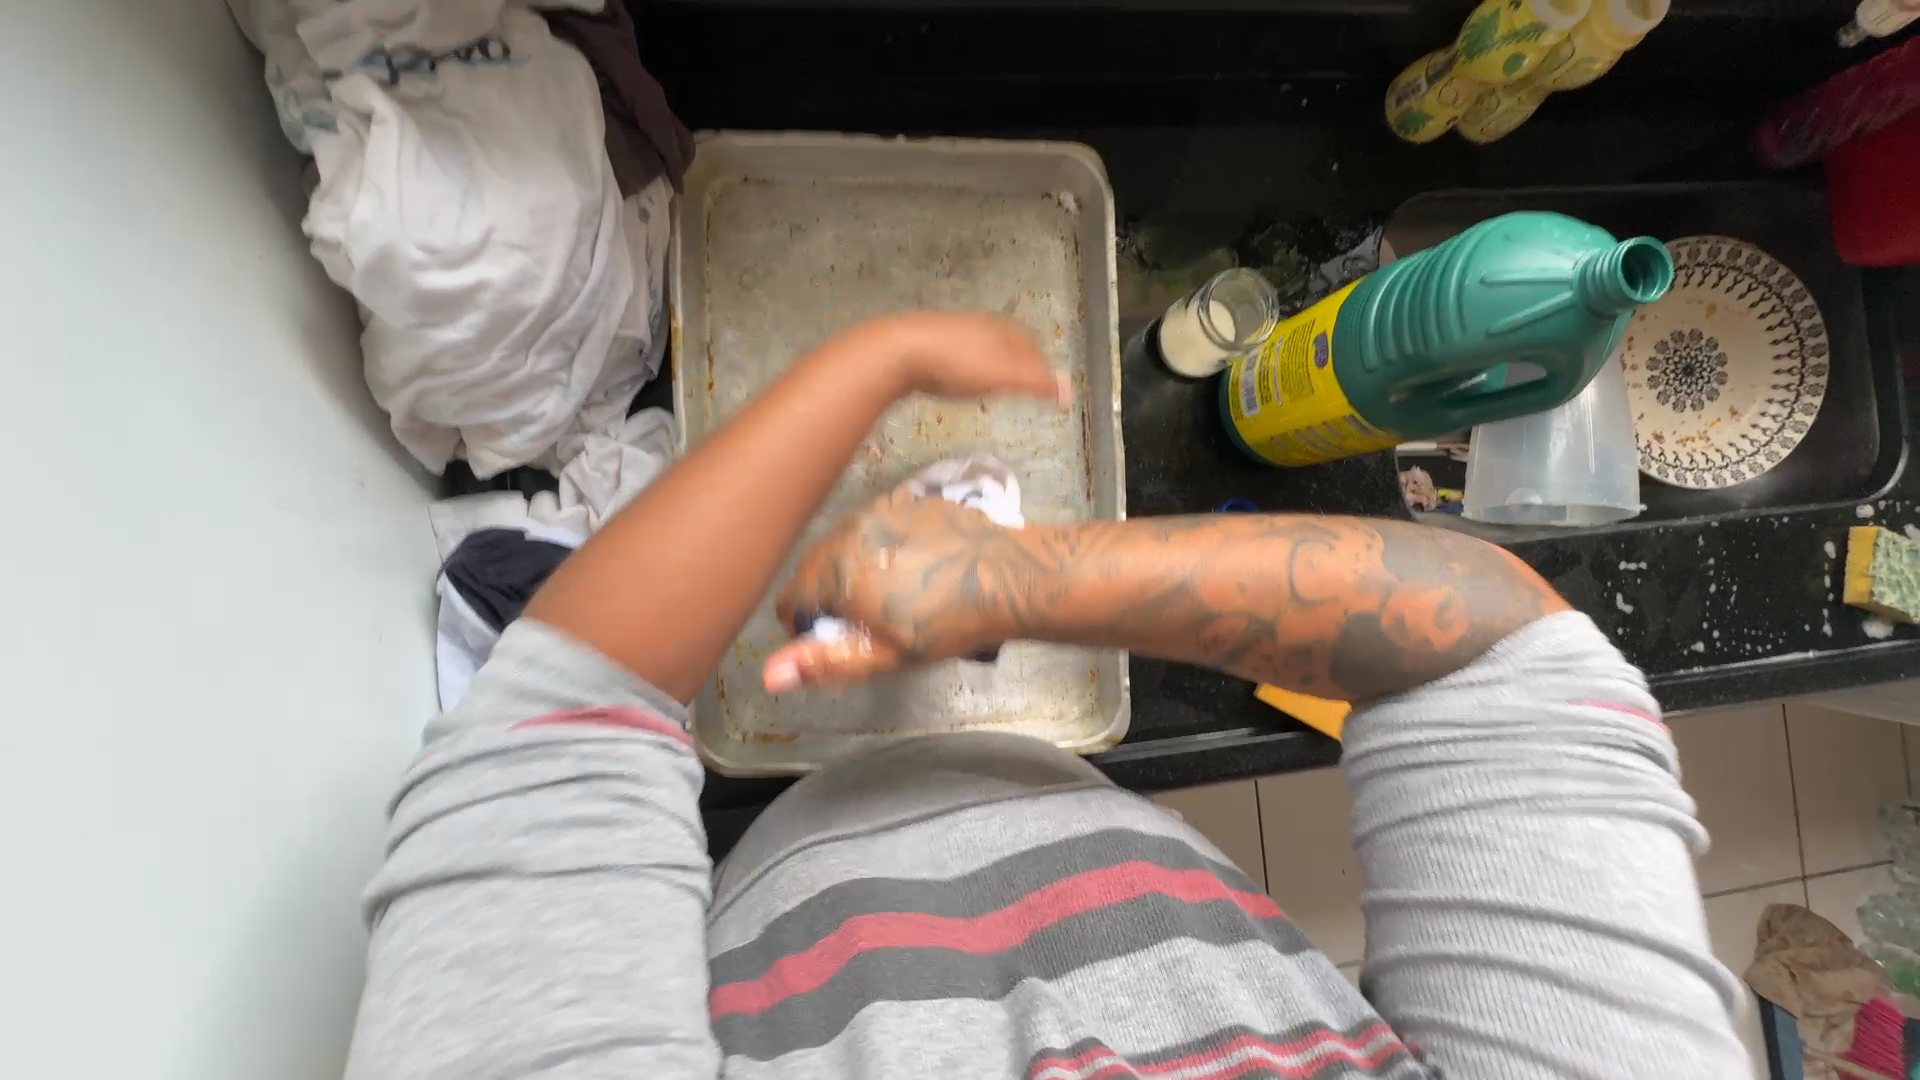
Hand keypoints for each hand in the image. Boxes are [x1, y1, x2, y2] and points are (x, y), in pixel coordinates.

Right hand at [761, 488, 1041, 692]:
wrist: (1008, 576)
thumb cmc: (948, 623)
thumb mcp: (886, 655)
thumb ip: (825, 662)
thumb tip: (769, 675)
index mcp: (837, 569)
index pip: (790, 598)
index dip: (802, 627)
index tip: (832, 640)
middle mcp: (850, 530)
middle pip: (812, 567)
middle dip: (825, 596)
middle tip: (861, 622)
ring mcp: (880, 510)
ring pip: (842, 544)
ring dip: (850, 568)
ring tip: (887, 594)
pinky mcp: (906, 501)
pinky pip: (874, 526)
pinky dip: (878, 547)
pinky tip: (910, 567)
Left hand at [849, 311, 1071, 406]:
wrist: (899, 352)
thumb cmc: (957, 364)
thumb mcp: (1004, 376)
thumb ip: (1037, 383)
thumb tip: (1070, 392)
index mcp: (1001, 330)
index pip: (1030, 345)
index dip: (1039, 365)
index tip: (1042, 384)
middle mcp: (979, 325)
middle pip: (1006, 343)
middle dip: (1015, 362)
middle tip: (1019, 384)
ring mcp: (951, 331)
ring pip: (979, 347)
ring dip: (988, 364)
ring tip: (990, 385)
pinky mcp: (925, 342)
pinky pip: (954, 353)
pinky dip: (963, 366)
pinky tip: (954, 380)